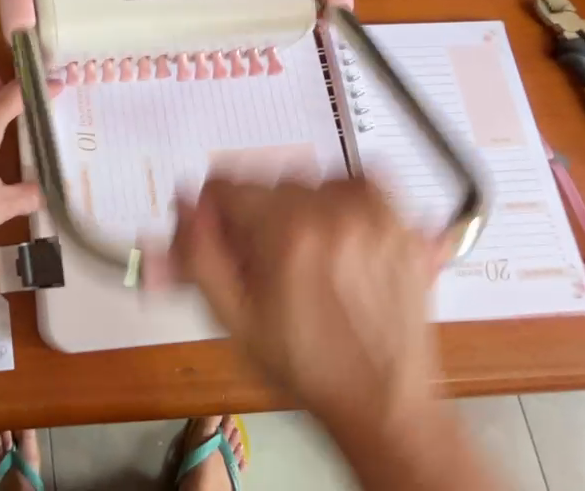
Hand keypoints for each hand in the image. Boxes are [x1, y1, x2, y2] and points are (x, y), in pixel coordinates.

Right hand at [171, 177, 446, 437]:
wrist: (383, 404)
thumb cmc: (306, 366)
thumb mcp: (233, 318)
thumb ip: (199, 253)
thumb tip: (183, 202)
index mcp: (284, 231)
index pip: (223, 186)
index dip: (215, 217)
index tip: (225, 244)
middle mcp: (330, 212)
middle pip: (266, 184)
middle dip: (256, 217)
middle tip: (265, 261)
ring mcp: (372, 216)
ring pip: (309, 181)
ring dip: (298, 208)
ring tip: (305, 253)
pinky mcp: (401, 225)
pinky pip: (360, 180)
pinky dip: (344, 196)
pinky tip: (339, 229)